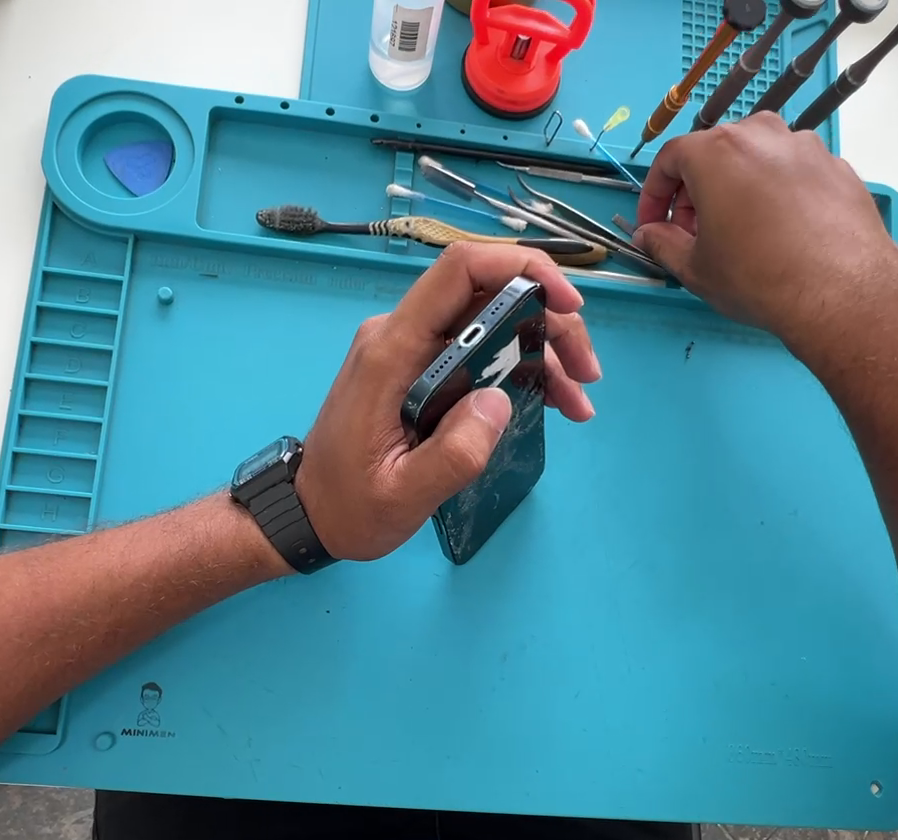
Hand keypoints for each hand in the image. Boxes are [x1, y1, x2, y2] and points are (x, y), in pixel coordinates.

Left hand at [297, 244, 599, 561]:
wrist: (310, 512)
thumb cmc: (350, 506)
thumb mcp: (403, 495)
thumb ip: (453, 453)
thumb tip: (500, 400)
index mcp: (391, 353)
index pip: (457, 273)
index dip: (521, 269)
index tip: (569, 304)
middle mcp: (400, 336)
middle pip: (486, 296)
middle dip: (549, 321)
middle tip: (588, 375)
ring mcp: (409, 352)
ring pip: (488, 324)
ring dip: (541, 351)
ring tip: (578, 402)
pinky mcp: (417, 371)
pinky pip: (475, 351)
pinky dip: (517, 369)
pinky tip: (550, 400)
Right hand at [632, 114, 897, 361]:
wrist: (839, 289)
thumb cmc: (754, 276)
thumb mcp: (694, 267)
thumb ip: (662, 244)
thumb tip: (648, 234)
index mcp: (717, 153)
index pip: (670, 158)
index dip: (654, 194)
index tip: (652, 225)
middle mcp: (761, 135)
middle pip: (714, 152)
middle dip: (694, 191)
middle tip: (691, 233)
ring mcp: (804, 146)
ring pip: (755, 158)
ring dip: (734, 188)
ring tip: (735, 231)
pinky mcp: (836, 165)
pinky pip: (790, 172)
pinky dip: (772, 193)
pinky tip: (776, 233)